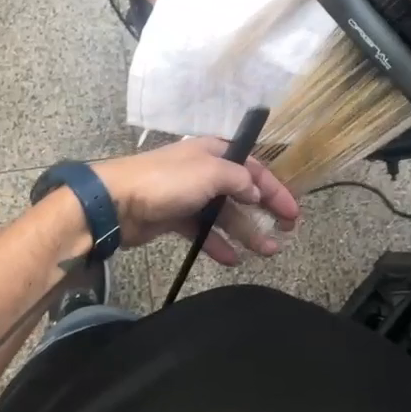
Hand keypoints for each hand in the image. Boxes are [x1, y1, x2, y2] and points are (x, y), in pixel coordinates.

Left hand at [92, 138, 300, 264]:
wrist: (117, 202)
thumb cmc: (167, 181)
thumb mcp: (210, 172)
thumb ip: (239, 179)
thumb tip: (256, 191)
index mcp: (214, 152)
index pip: (253, 168)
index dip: (275, 189)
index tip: (293, 212)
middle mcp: (204, 171)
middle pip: (242, 191)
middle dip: (264, 211)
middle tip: (285, 233)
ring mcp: (189, 195)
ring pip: (225, 214)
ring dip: (246, 232)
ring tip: (267, 252)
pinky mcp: (175, 217)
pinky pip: (203, 230)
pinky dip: (218, 243)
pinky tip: (233, 260)